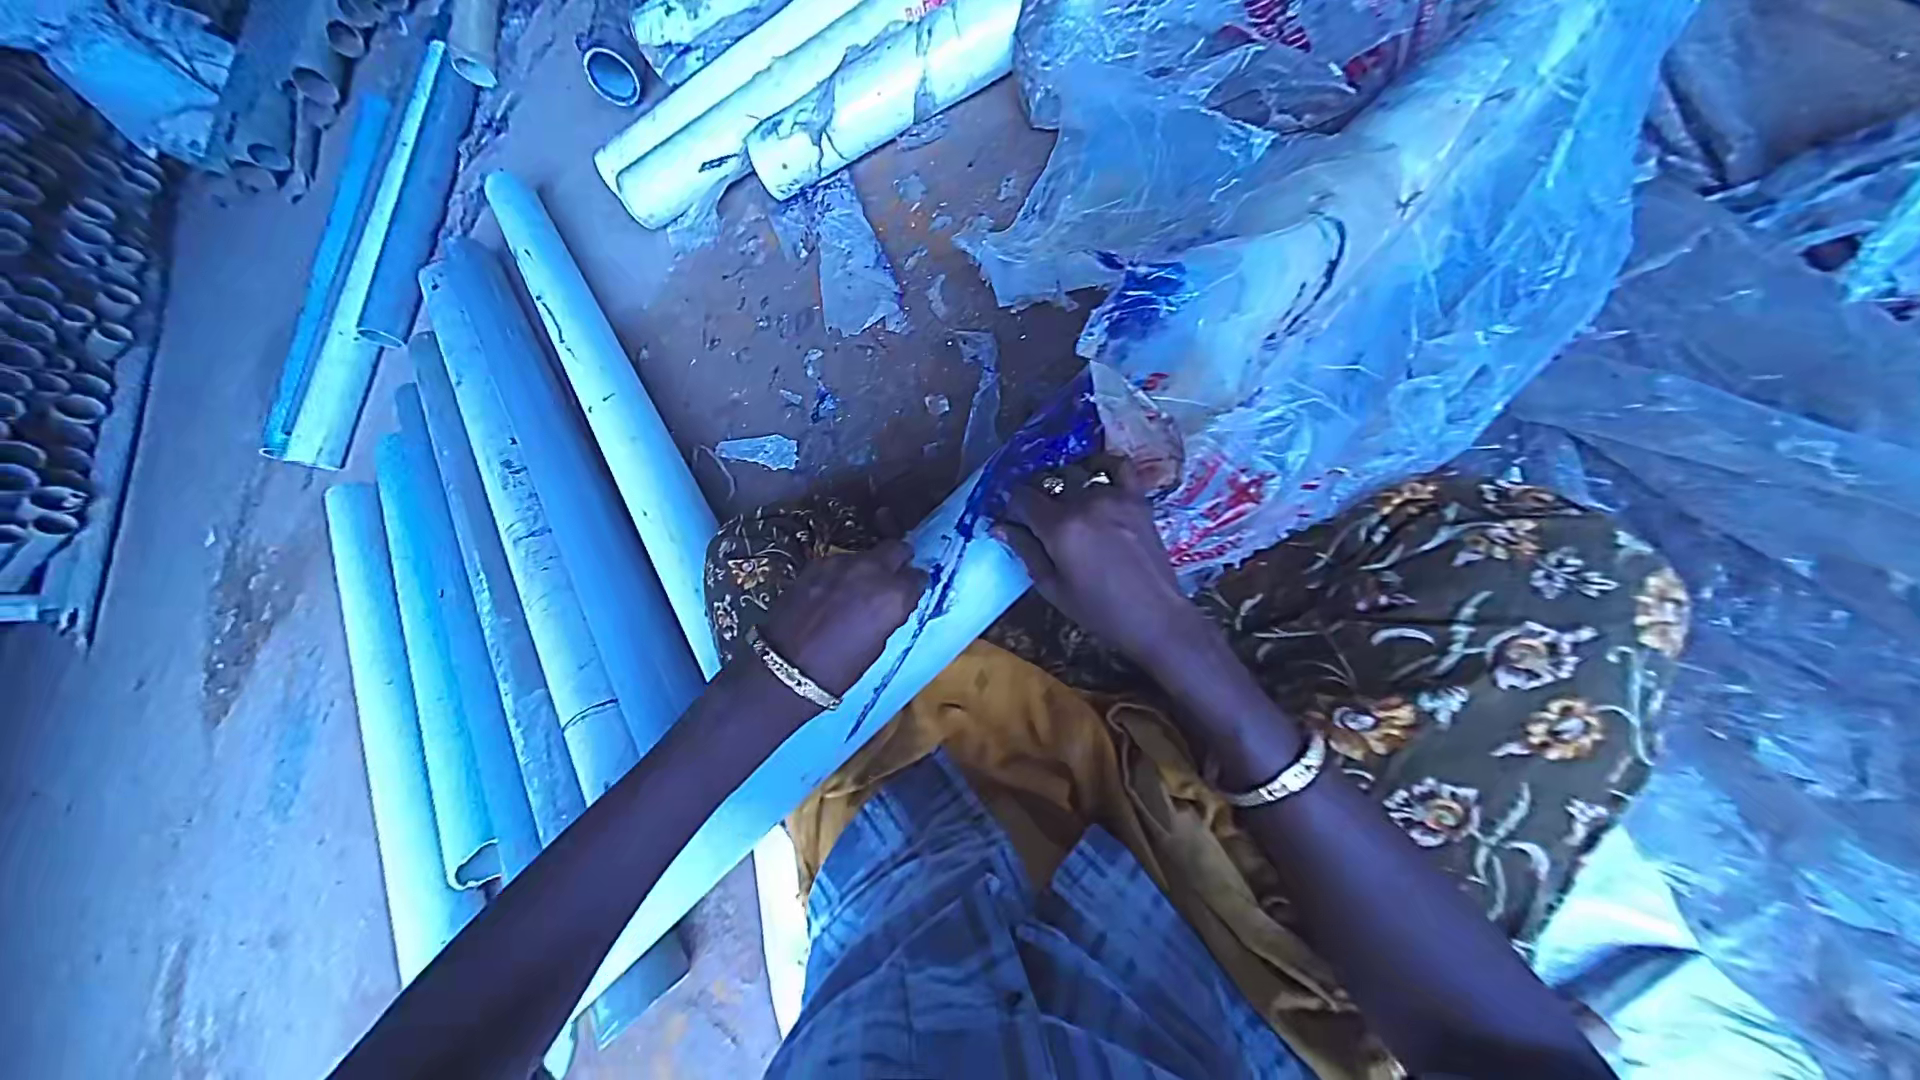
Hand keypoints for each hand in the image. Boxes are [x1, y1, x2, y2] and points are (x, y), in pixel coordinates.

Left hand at [760, 540, 927, 697]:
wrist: (785, 669)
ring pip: (866, 554)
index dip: (914, 584)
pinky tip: (833, 592)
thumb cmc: (840, 669)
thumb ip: (891, 613)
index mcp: (893, 595)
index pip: (917, 576)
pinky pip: (840, 562)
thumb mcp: (878, 643)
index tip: (911, 591)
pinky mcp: (816, 564)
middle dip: (899, 559)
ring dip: (868, 567)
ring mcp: (841, 563)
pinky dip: (843, 573)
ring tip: (859, 589)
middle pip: (896, 548)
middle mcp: (872, 571)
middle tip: (893, 576)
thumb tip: (893, 602)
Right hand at [993, 457, 1207, 665]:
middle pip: (1047, 481)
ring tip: (1065, 504)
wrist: (1154, 616)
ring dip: (1064, 485)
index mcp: (1059, 527)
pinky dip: (1102, 465)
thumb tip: (1001, 526)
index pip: (1022, 498)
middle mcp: (1084, 502)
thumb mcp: (1052, 587)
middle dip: (1035, 495)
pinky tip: (1094, 475)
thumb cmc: (1098, 610)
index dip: (1012, 506)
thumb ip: (1025, 550)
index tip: (1013, 519)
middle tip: (1036, 516)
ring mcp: (1114, 496)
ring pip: (1077, 473)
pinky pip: (1118, 466)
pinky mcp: (1137, 498)